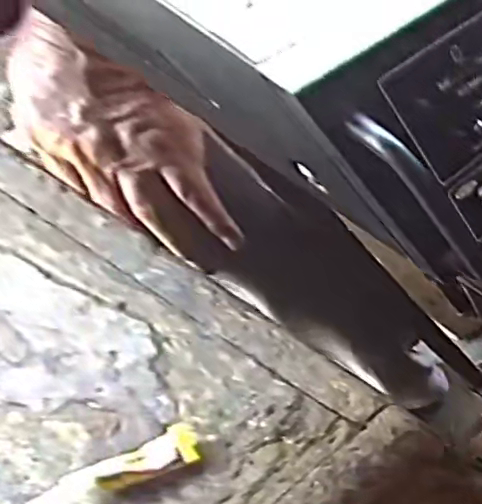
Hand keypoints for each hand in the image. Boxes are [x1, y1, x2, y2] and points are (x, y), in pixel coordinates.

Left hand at [5, 9, 241, 257]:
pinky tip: (232, 239)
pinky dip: (216, 221)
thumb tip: (39, 153)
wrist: (93, 43)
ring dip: (179, 242)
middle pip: (119, 214)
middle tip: (170, 267)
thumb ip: (43, 134)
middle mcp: (92, 159)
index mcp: (55, 147)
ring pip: (153, 214)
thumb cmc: (61, 64)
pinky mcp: (173, 156)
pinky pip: (197, 198)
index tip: (127, 247)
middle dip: (144, 242)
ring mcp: (134, 160)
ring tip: (203, 263)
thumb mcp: (31, 100)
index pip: (81, 198)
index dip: (104, 226)